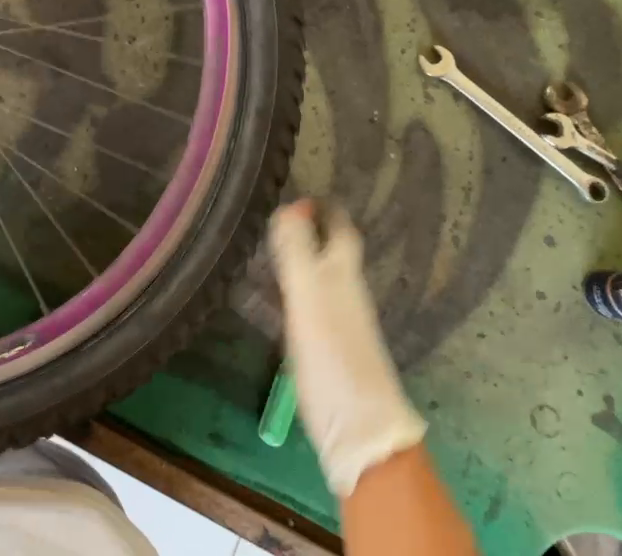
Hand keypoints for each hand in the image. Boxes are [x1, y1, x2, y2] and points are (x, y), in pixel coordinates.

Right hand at [268, 201, 426, 497]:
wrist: (359, 429)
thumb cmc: (333, 359)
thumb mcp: (310, 299)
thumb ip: (298, 253)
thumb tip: (293, 205)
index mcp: (343, 280)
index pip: (341, 235)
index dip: (328, 212)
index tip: (308, 192)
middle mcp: (345, 296)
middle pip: (331, 256)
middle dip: (312, 233)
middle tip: (279, 215)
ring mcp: (337, 325)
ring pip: (317, 280)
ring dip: (296, 262)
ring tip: (262, 249)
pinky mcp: (325, 350)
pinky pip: (304, 306)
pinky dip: (287, 292)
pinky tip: (267, 299)